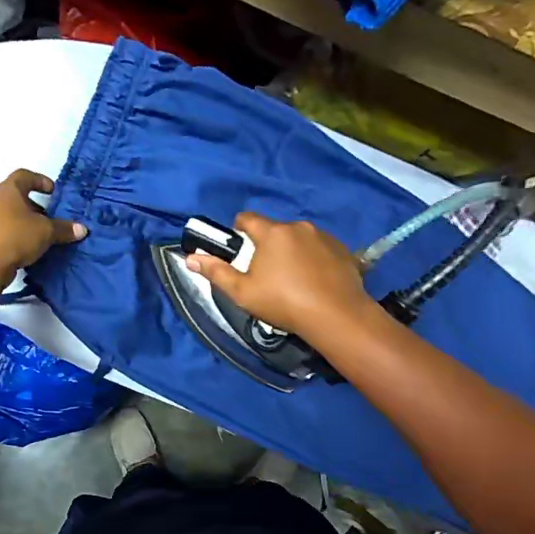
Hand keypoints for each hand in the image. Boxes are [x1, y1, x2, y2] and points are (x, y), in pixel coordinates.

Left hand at [0, 169, 87, 283]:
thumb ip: (64, 229)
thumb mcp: (45, 231)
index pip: (25, 176)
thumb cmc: (15, 236)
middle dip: (36, 206)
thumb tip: (82, 229)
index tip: (53, 191)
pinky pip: (5, 231)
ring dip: (27, 223)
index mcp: (8, 189)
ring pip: (11, 216)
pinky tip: (29, 250)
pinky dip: (18, 236)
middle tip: (51, 218)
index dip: (40, 180)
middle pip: (17, 197)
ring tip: (43, 236)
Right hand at [186, 213, 374, 337]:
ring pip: (298, 238)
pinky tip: (315, 282)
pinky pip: (320, 248)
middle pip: (274, 229)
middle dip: (266, 246)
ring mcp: (324, 236)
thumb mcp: (242, 293)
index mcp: (271, 232)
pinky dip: (314, 259)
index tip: (239, 252)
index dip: (238, 231)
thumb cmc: (283, 302)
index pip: (246, 218)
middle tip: (265, 274)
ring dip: (292, 252)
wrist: (336, 315)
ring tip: (293, 280)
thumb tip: (191, 258)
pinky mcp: (343, 249)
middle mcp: (298, 226)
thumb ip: (216, 272)